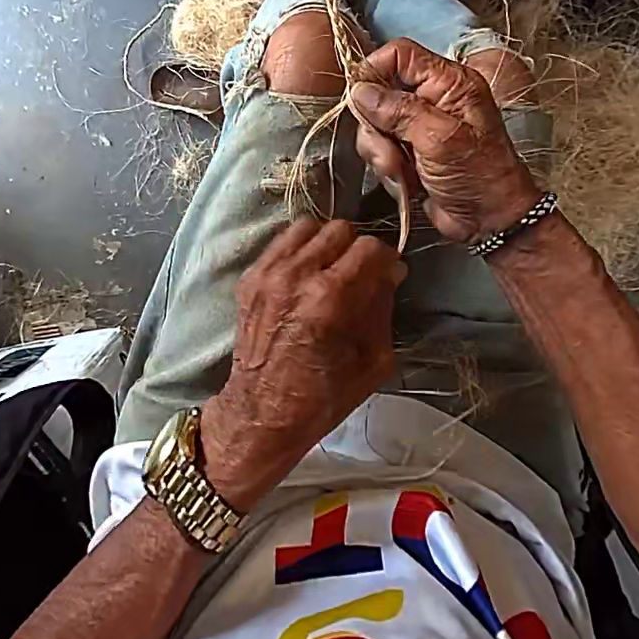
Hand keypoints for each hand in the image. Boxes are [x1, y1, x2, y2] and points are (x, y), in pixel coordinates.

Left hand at [201, 219, 403, 507]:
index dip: (385, 259)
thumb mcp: (373, 359)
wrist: (263, 412)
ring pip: (307, 227)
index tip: (387, 274)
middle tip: (360, 272)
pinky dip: (299, 250)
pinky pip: (280, 242)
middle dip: (356, 247)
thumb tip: (389, 273)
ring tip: (331, 267)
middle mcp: (296, 275)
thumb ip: (383, 307)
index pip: (369, 247)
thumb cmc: (323, 395)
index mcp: (330, 297)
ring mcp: (267, 273)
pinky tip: (306, 272)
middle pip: (339, 229)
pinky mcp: (249, 278)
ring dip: (326, 242)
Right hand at [348, 38, 540, 244]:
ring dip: (380, 152)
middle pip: (378, 92)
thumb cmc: (476, 175)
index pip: (399, 54)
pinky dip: (385, 167)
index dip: (374, 71)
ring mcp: (416, 125)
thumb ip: (399, 110)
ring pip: (373, 124)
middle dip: (376, 127)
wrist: (488, 220)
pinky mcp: (406, 150)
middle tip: (390, 154)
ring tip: (400, 172)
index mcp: (449, 82)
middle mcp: (430, 97)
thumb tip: (359, 90)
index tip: (361, 100)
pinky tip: (404, 180)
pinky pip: (378, 148)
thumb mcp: (439, 138)